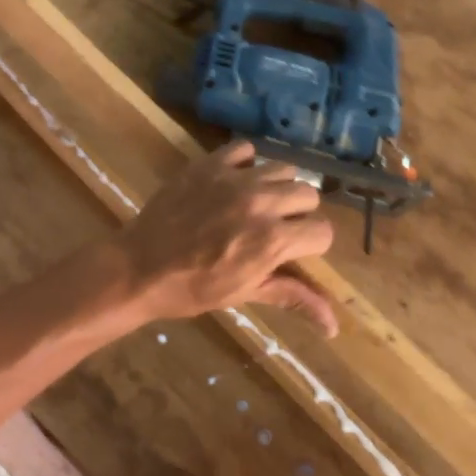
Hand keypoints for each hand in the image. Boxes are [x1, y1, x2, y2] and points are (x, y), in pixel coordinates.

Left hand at [108, 141, 336, 335]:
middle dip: (298, 213)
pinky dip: (247, 162)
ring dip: (277, 185)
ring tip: (258, 202)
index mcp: (272, 240)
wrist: (140, 266)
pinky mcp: (209, 165)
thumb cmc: (193, 288)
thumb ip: (292, 296)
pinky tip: (236, 180)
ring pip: (282, 168)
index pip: (322, 231)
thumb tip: (335, 325)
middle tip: (275, 227)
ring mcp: (234, 179)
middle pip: (307, 194)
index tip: (295, 250)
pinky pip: (245, 149)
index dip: (311, 244)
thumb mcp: (244, 293)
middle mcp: (261, 203)